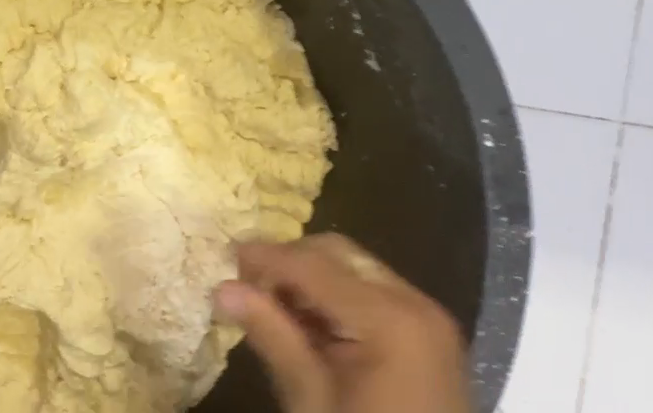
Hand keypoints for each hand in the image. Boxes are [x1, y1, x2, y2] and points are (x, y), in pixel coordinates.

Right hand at [214, 234, 470, 412]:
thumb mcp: (312, 401)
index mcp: (389, 319)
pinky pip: (376, 294)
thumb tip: (222, 289)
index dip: (265, 257)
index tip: (224, 256)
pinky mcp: (431, 336)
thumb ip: (273, 336)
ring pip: (355, 269)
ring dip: (313, 277)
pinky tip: (311, 323)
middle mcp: (414, 302)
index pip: (312, 265)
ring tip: (274, 306)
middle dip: (290, 261)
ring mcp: (428, 318)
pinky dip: (339, 297)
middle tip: (248, 284)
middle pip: (337, 254)